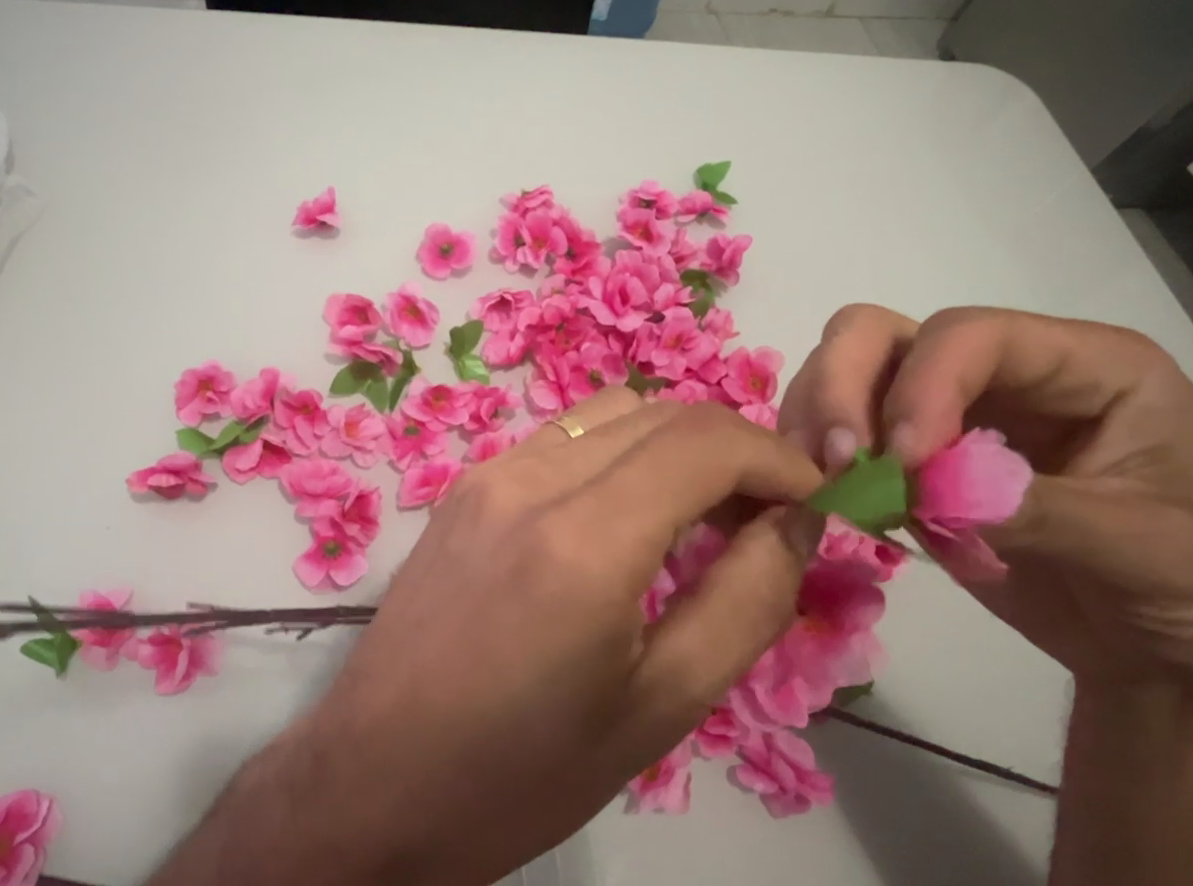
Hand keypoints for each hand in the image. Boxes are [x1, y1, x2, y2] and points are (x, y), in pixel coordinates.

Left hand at [148, 390, 824, 885]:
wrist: (376, 779)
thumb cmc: (523, 770)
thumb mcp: (660, 706)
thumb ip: (745, 602)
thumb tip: (794, 524)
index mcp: (583, 539)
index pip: (707, 441)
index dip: (779, 459)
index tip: (816, 504)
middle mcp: (529, 479)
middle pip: (662, 414)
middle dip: (735, 449)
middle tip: (769, 519)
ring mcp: (486, 475)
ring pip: (610, 415)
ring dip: (675, 445)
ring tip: (705, 518)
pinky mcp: (462, 489)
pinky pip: (562, 440)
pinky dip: (619, 455)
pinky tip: (629, 519)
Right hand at [779, 304, 1192, 687]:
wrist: (1184, 660)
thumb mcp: (1153, 551)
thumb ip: (1045, 512)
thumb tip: (934, 488)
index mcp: (1083, 366)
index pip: (973, 335)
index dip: (923, 386)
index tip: (904, 466)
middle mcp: (1003, 375)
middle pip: (883, 334)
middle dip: (843, 386)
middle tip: (837, 461)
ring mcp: (950, 417)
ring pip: (848, 373)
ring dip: (818, 421)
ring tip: (823, 484)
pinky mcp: (912, 466)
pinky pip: (844, 437)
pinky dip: (816, 460)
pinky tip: (824, 499)